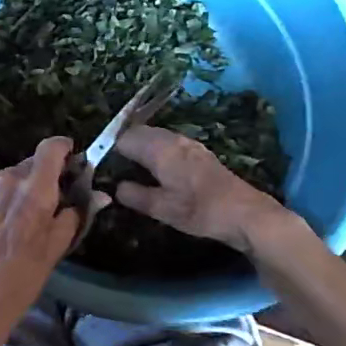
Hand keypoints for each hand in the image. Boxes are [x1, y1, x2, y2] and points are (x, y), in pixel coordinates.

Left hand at [0, 137, 88, 344]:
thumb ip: (76, 213)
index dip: (62, 148)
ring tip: (14, 218)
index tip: (69, 156)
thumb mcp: (57, 246)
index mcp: (34, 192)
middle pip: (28, 164)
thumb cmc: (24, 277)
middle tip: (43, 202)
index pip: (50, 148)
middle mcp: (5, 181)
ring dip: (14, 188)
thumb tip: (98, 194)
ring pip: (5, 176)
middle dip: (40, 177)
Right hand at [112, 125, 292, 249]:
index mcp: (159, 148)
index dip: (109, 148)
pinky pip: (169, 143)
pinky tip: (156, 169)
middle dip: (123, 144)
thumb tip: (116, 187)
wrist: (245, 214)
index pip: (124, 138)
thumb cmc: (200, 211)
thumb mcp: (161, 208)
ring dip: (141, 146)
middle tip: (111, 164)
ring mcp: (189, 144)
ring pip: (155, 136)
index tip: (100, 163)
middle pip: (139, 132)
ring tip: (130, 167)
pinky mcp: (199, 153)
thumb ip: (134, 195)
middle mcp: (173, 139)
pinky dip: (156, 150)